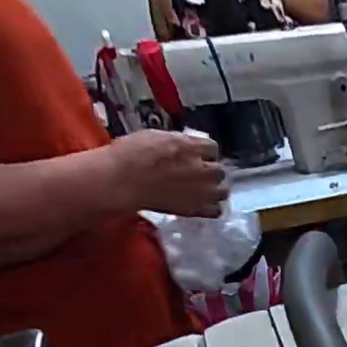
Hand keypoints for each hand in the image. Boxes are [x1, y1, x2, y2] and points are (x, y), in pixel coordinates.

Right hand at [108, 130, 227, 217]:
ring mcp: (199, 192)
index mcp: (190, 147)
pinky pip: (215, 211)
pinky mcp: (193, 210)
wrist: (123, 182)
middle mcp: (200, 169)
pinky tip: (203, 204)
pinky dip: (212, 207)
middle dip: (211, 171)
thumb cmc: (132, 155)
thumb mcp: (157, 136)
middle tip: (199, 173)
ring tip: (205, 190)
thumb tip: (185, 147)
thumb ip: (178, 143)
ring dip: (216, 189)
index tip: (198, 155)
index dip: (205, 151)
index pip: (212, 147)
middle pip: (220, 170)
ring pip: (223, 191)